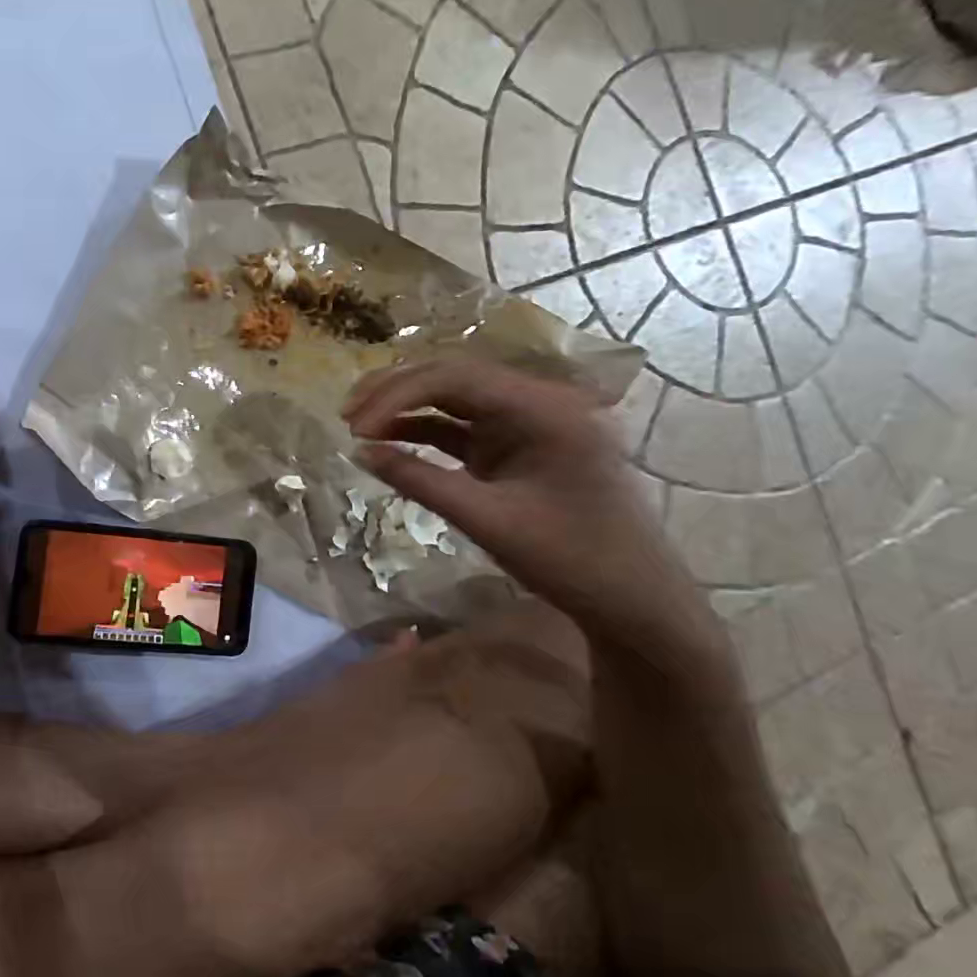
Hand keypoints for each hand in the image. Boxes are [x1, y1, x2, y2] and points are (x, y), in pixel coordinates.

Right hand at [343, 359, 719, 666]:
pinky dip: (425, 433)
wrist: (630, 599)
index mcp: (544, 408)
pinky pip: (463, 427)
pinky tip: (390, 442)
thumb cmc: (569, 560)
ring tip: (358, 425)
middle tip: (347, 415)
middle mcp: (537, 401)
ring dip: (406, 408)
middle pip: (453, 377)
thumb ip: (421, 482)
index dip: (397, 395)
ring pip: (454, 398)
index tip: (354, 428)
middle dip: (396, 392)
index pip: (456, 378)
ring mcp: (526, 422)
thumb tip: (359, 453)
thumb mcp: (488, 521)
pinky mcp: (516, 445)